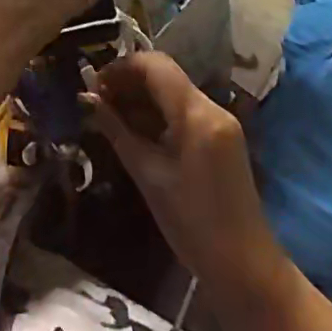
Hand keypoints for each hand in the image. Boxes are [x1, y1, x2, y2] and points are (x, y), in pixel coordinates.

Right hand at [86, 52, 286, 293]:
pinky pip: (184, 110)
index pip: (156, 65)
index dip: (121, 67)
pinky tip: (135, 129)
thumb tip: (88, 100)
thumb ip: (117, 132)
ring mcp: (220, 120)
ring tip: (109, 115)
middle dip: (129, 82)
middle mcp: (212, 107)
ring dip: (142, 97)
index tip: (94, 84)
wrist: (243, 265)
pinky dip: (159, 113)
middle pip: (165, 75)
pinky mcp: (222, 135)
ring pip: (174, 91)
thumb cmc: (191, 223)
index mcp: (196, 113)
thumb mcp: (148, 176)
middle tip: (96, 100)